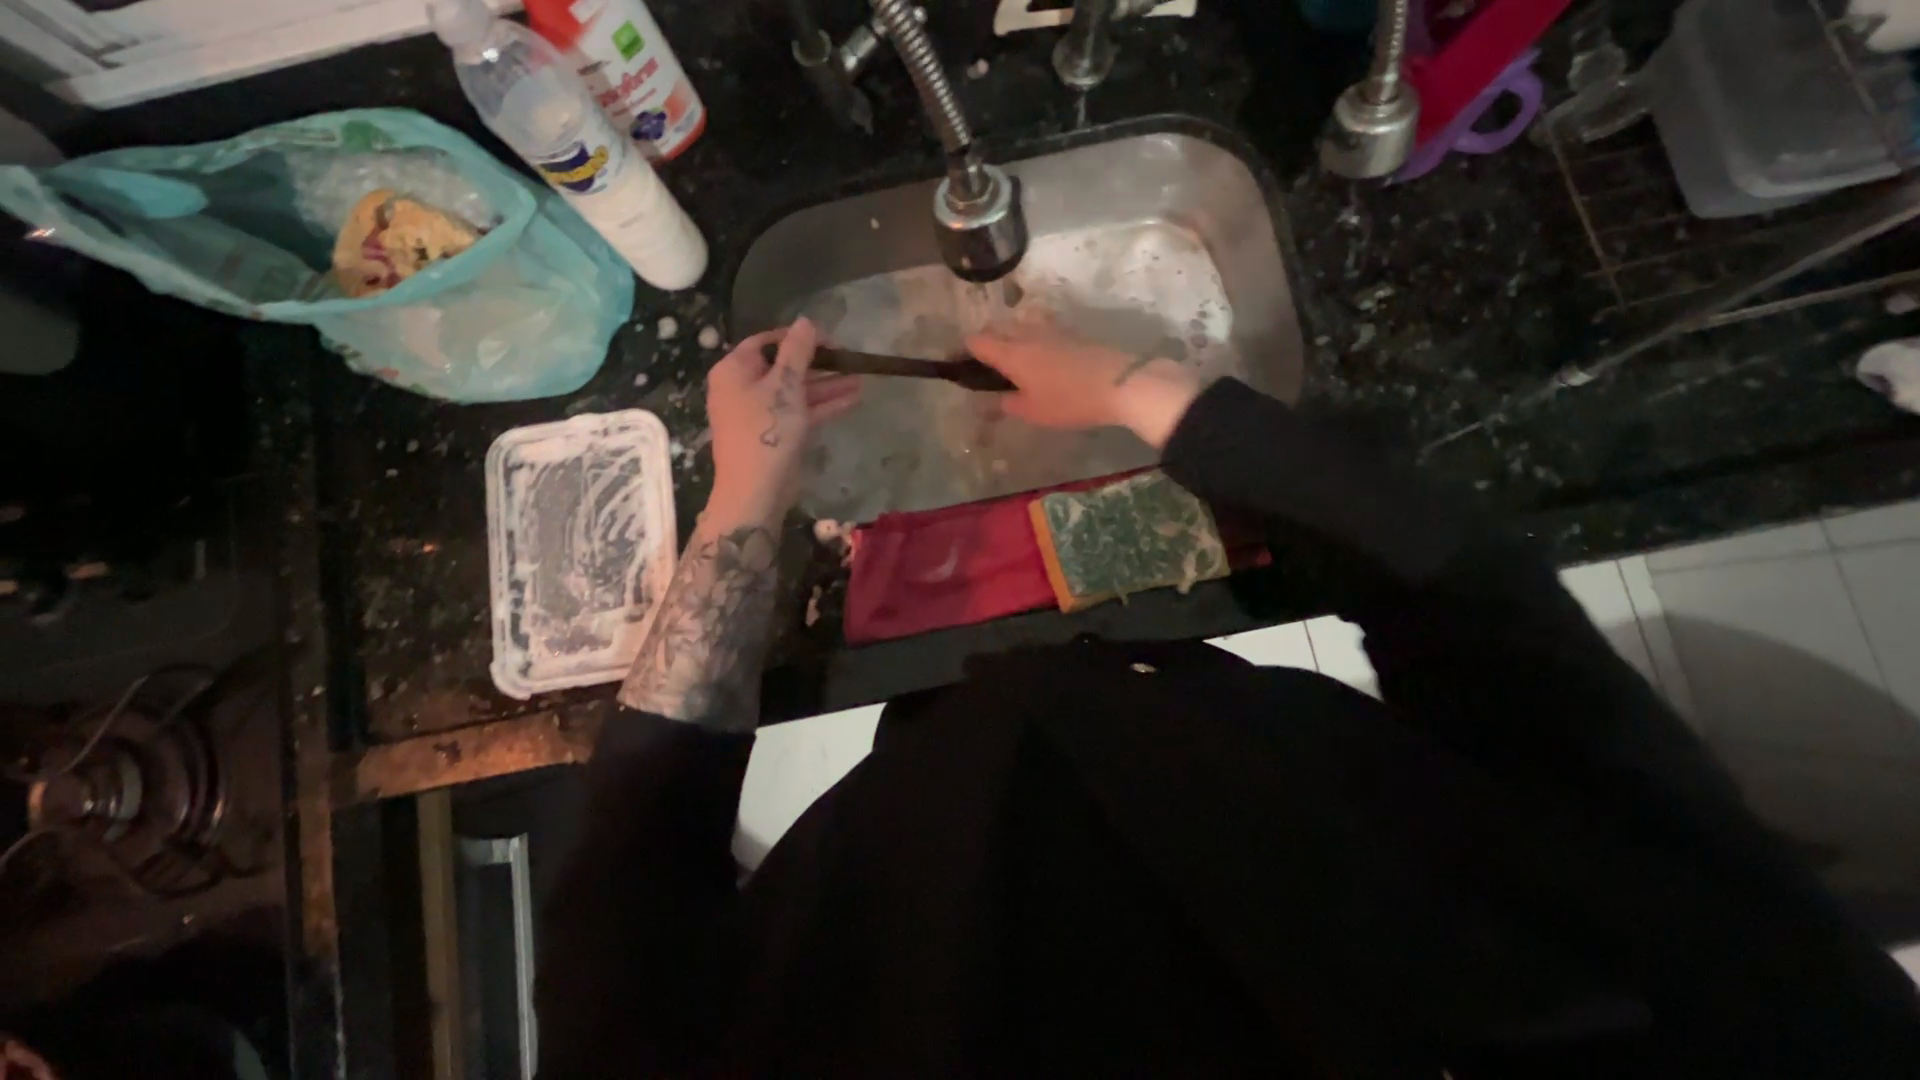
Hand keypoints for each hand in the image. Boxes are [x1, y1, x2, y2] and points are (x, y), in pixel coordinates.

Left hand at [704, 318, 860, 525]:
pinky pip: (798, 412)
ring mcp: (758, 413)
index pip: (768, 341)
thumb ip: (797, 352)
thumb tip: (806, 321)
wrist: (754, 491)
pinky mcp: (773, 434)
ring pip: (795, 391)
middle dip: (819, 364)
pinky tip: (853, 399)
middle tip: (849, 359)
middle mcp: (742, 387)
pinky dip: (822, 406)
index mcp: (734, 370)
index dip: (799, 337)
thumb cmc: (765, 432)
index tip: (830, 339)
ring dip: (826, 385)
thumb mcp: (784, 387)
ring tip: (861, 379)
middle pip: (784, 367)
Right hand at [968, 326, 1201, 449]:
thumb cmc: (1069, 400)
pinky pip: (1041, 328)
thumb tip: (990, 401)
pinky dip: (1033, 338)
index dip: (963, 352)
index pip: (976, 341)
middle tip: (986, 367)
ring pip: (1020, 325)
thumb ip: (1007, 404)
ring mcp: (1050, 328)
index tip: (959, 365)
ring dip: (1010, 337)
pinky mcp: (1071, 331)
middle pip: (996, 329)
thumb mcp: (1033, 411)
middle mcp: (1026, 333)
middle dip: (986, 343)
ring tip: (1014, 360)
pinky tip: (1041, 357)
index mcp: (1010, 352)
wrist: (1120, 382)